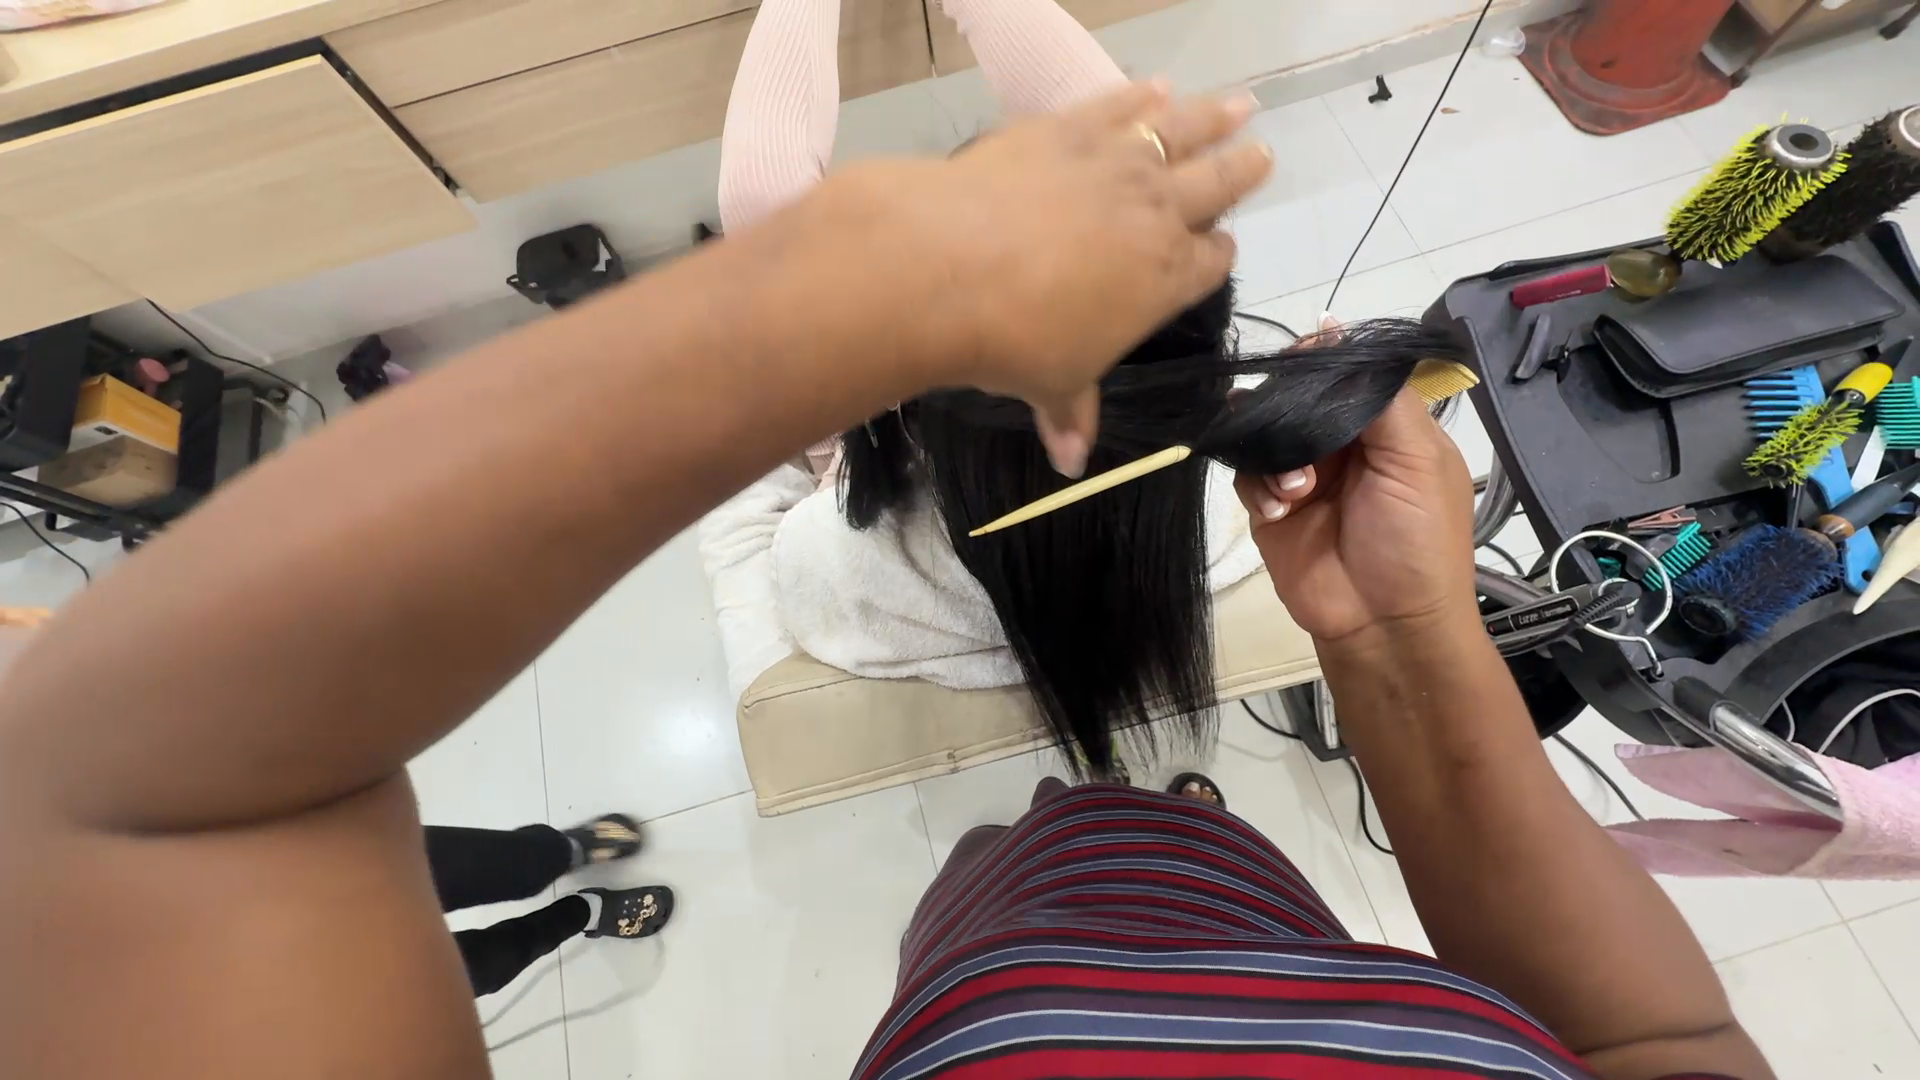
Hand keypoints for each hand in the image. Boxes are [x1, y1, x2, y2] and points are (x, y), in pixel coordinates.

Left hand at [817, 81, 1272, 476]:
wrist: (947, 268)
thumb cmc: (1014, 341)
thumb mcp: (1050, 386)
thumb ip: (1069, 417)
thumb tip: (1069, 464)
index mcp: (1164, 279)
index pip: (1211, 262)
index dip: (1217, 256)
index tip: (1218, 250)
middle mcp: (1155, 214)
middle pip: (1216, 186)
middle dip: (1240, 171)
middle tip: (1261, 154)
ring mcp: (1114, 164)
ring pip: (1183, 131)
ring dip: (1215, 117)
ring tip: (1240, 104)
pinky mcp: (1068, 128)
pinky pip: (1119, 104)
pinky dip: (1141, 95)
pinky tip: (1154, 86)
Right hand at [1234, 327, 1478, 644]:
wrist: (1382, 621)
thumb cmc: (1415, 538)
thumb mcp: (1415, 459)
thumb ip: (1378, 397)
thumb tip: (1340, 330)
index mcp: (1386, 429)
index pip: (1346, 377)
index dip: (1322, 362)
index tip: (1299, 353)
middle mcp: (1341, 446)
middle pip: (1298, 401)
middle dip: (1287, 408)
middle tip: (1281, 417)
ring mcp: (1301, 476)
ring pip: (1266, 435)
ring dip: (1274, 453)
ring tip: (1296, 488)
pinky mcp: (1269, 507)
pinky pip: (1247, 475)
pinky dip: (1257, 486)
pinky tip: (1278, 507)